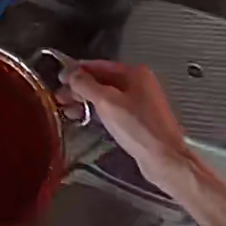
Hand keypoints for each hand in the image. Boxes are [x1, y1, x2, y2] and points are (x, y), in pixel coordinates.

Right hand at [64, 60, 195, 187]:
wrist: (166, 161)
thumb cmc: (139, 129)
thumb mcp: (106, 102)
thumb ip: (85, 84)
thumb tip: (70, 73)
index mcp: (134, 73)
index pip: (97, 65)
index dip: (76, 71)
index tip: (59, 78)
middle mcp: (139, 84)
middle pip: (101, 79)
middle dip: (79, 87)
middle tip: (60, 96)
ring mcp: (140, 102)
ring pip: (105, 95)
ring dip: (85, 100)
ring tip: (68, 109)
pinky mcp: (139, 119)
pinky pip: (112, 108)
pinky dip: (97, 111)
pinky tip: (85, 117)